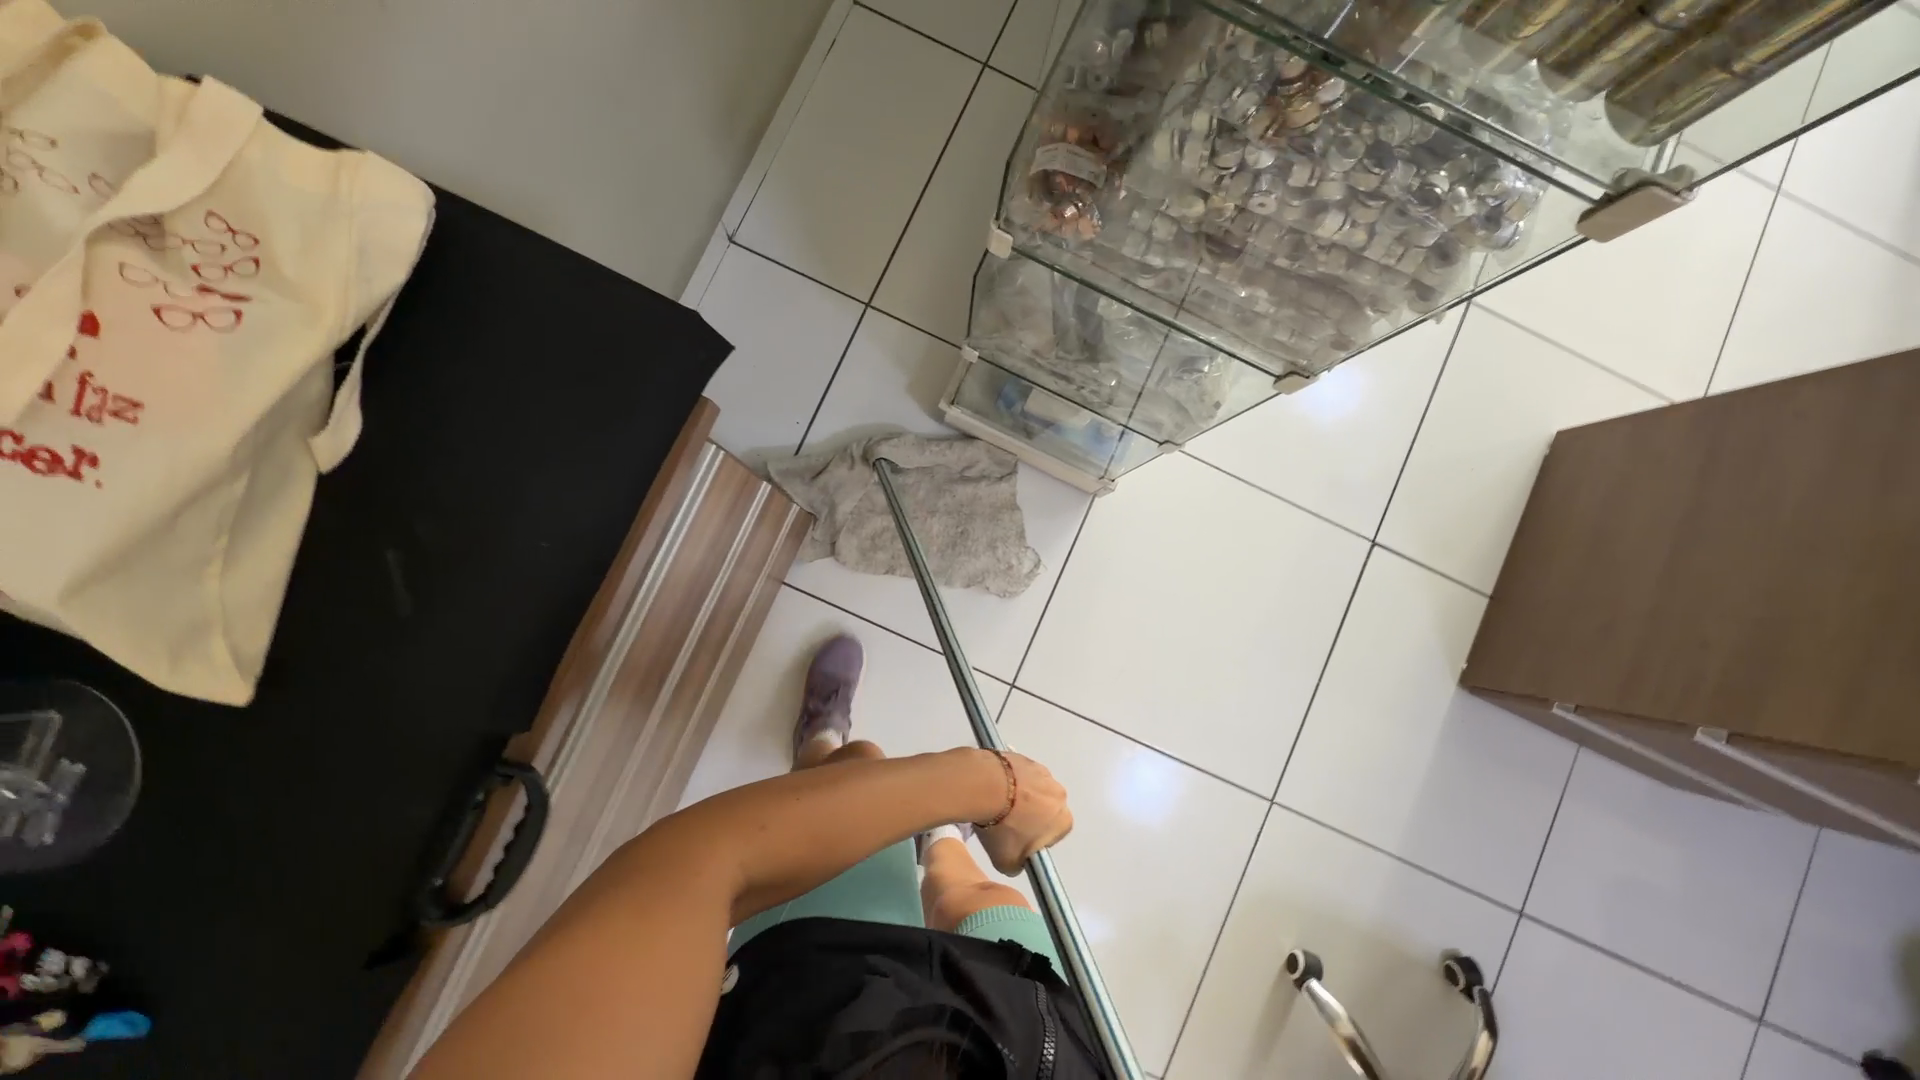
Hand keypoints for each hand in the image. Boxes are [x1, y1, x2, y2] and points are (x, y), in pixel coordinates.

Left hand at [976, 751, 1071, 875]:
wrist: (985, 786)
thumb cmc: (1004, 828)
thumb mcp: (1008, 862)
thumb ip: (1018, 865)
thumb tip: (1016, 860)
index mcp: (1063, 820)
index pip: (1053, 835)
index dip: (1034, 840)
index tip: (1016, 841)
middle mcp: (1059, 793)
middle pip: (1044, 810)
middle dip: (1028, 816)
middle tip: (1004, 823)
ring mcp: (1042, 771)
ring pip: (1032, 790)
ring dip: (1018, 797)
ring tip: (995, 804)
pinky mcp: (1024, 756)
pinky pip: (1018, 774)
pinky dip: (1008, 780)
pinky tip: (991, 789)